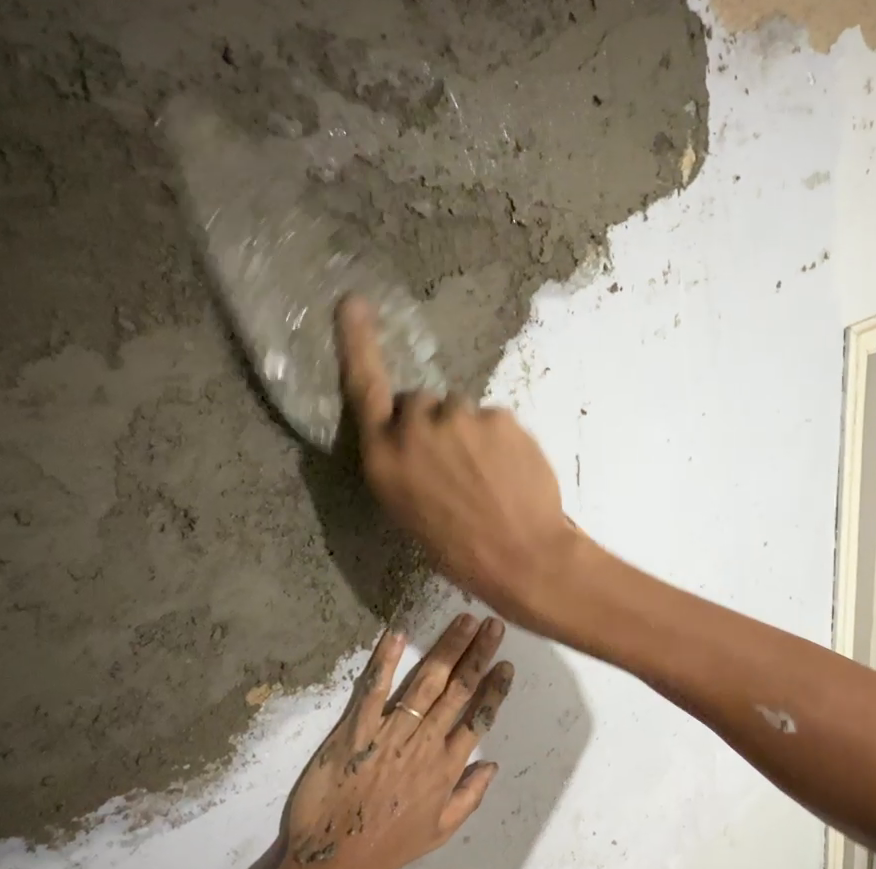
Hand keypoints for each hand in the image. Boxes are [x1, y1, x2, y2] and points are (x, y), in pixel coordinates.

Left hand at [278, 613, 513, 868]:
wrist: (332, 863)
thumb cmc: (387, 847)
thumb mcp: (440, 831)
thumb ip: (470, 797)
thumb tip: (493, 764)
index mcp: (446, 768)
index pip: (478, 719)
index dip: (494, 690)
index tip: (506, 664)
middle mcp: (424, 744)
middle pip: (457, 691)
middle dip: (477, 655)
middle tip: (493, 625)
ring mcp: (390, 734)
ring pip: (425, 683)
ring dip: (446, 649)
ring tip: (464, 621)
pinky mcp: (355, 731)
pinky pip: (373, 690)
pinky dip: (386, 662)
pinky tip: (398, 635)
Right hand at [337, 296, 583, 618]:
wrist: (522, 557)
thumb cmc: (459, 549)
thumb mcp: (409, 511)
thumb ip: (403, 464)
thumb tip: (415, 442)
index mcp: (383, 460)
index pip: (363, 389)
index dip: (357, 344)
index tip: (354, 303)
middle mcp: (414, 429)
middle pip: (420, 401)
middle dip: (433, 423)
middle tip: (455, 464)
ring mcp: (459, 419)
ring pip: (461, 411)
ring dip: (469, 433)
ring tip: (487, 475)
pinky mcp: (498, 417)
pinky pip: (494, 420)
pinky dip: (501, 440)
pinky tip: (508, 471)